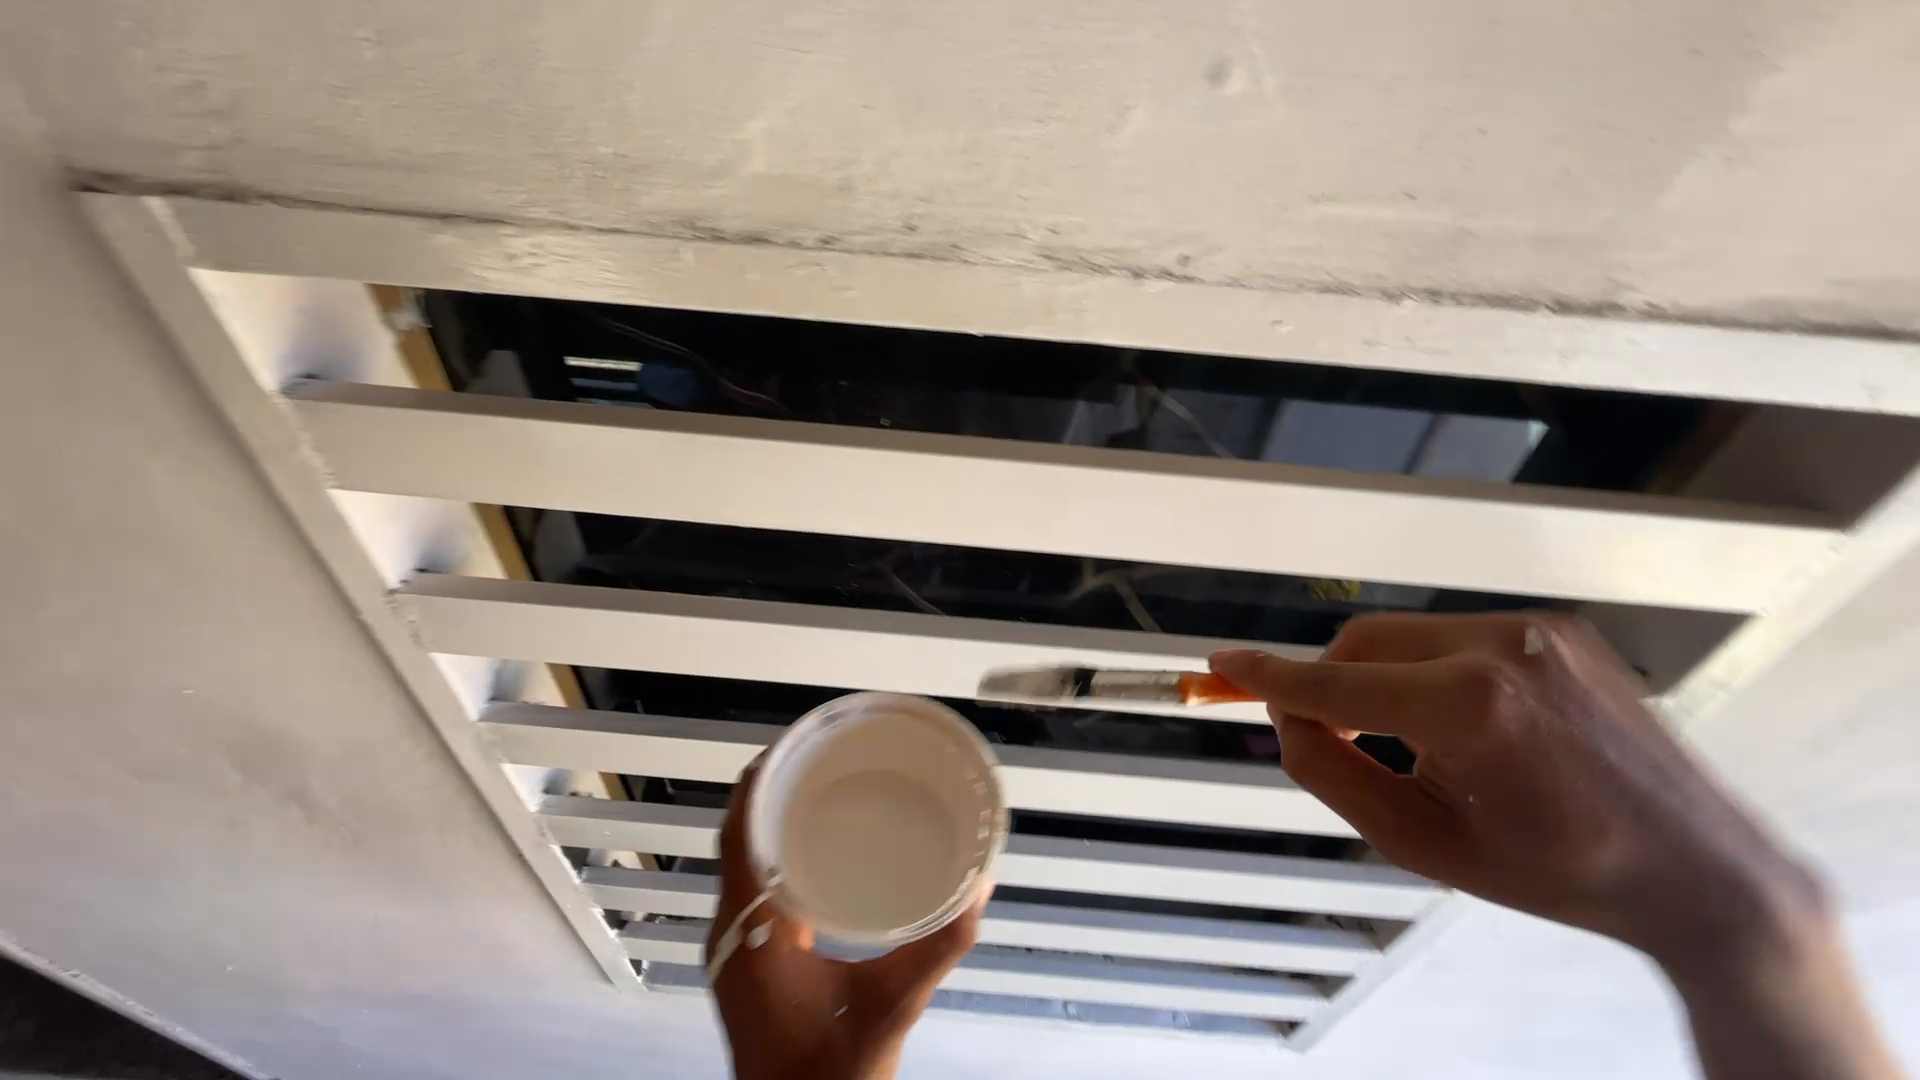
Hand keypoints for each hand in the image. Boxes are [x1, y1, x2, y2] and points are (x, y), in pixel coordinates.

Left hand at [705, 762, 980, 1079]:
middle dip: (768, 794)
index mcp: (751, 935)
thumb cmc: (832, 1073)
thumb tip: (978, 886)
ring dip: (769, 824)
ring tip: (816, 789)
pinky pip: (752, 890)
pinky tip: (814, 852)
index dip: (755, 786)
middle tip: (816, 759)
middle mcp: (732, 935)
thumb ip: (936, 949)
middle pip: (738, 844)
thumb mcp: (891, 1009)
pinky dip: (774, 857)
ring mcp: (737, 952)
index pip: (737, 839)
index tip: (790, 746)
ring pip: (743, 866)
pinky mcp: (751, 964)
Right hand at [1209, 613, 1823, 973]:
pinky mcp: (1558, 628)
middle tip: (1337, 734)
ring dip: (1381, 677)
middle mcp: (1503, 651)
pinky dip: (1428, 668)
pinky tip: (1464, 721)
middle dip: (1332, 683)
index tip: (1223, 663)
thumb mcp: (1418, 842)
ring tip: (1416, 738)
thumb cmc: (1558, 870)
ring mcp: (1537, 632)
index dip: (1268, 675)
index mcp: (1470, 710)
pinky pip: (1451, 635)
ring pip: (1401, 634)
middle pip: (1360, 641)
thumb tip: (1289, 717)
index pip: (1333, 681)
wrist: (1700, 870)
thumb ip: (1331, 771)